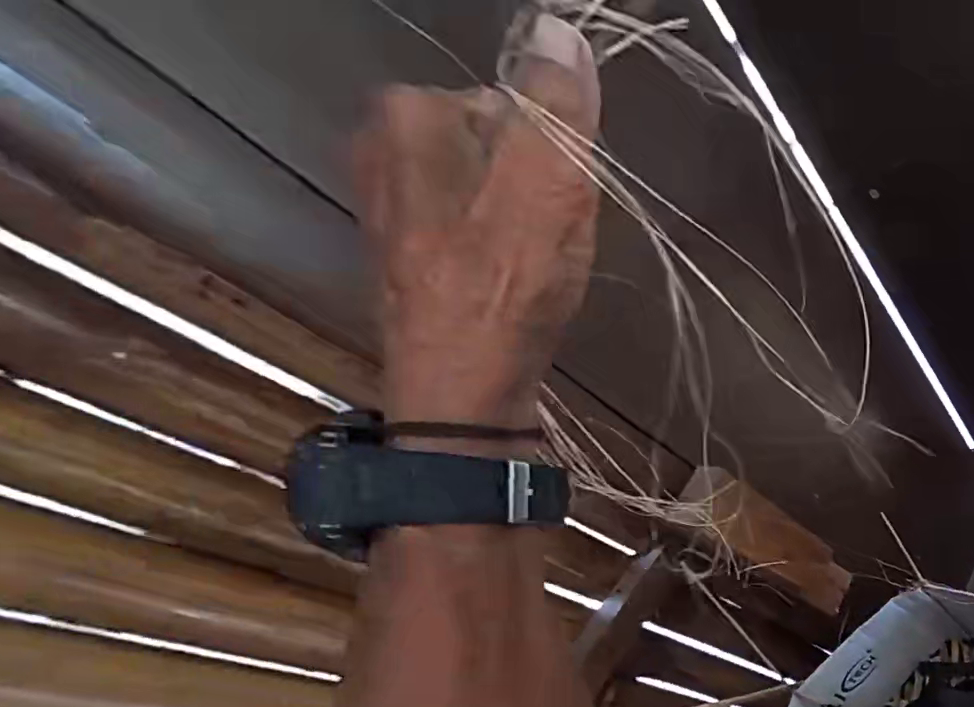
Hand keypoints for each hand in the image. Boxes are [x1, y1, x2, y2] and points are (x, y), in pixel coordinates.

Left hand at [355, 13, 600, 428]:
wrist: (463, 383)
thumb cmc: (506, 283)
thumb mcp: (546, 186)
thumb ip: (555, 106)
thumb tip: (562, 28)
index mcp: (413, 111)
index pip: (516, 107)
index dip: (559, 161)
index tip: (568, 210)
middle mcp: (384, 142)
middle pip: (502, 149)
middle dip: (542, 192)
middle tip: (556, 248)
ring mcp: (390, 202)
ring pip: (491, 192)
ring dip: (528, 225)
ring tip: (539, 272)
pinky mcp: (407, 252)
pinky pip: (474, 229)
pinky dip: (504, 251)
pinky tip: (514, 286)